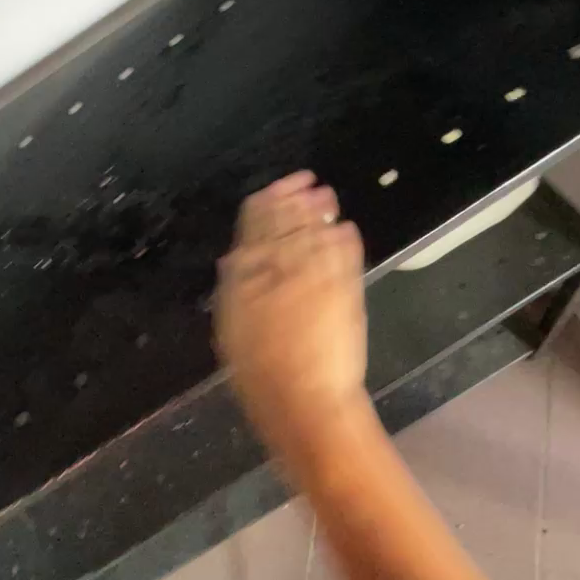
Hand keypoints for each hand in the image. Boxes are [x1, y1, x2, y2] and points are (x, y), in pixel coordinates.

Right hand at [214, 172, 369, 454]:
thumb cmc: (257, 371)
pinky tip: (345, 227)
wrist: (305, 400)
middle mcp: (287, 270)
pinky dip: (345, 239)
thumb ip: (235, 287)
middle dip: (295, 201)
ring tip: (323, 193)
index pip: (258, 229)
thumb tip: (236, 257)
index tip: (270, 190)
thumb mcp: (230, 327)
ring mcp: (321, 279)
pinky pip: (346, 257)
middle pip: (290, 226)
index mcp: (254, 275)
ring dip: (321, 213)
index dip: (265, 206)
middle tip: (302, 180)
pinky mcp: (348, 293)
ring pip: (319, 235)